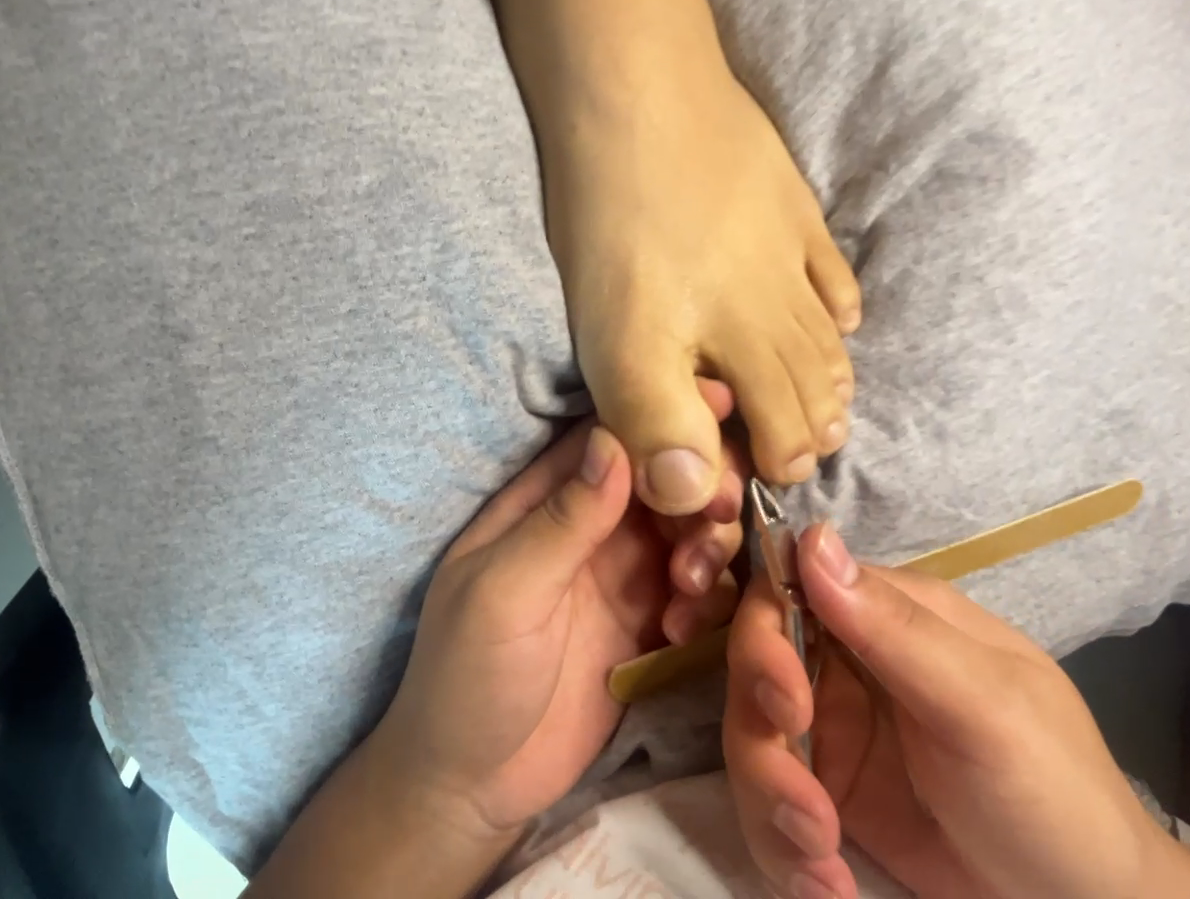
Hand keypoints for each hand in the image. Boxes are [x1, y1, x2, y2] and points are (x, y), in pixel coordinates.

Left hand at [366, 403, 739, 843]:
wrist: (473, 784)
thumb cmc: (469, 675)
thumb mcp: (505, 592)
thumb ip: (561, 521)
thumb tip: (614, 440)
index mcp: (538, 504)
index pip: (605, 439)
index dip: (660, 418)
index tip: (720, 405)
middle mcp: (585, 530)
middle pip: (659, 481)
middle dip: (697, 487)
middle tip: (719, 511)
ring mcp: (617, 578)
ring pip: (685, 531)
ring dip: (705, 544)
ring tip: (690, 584)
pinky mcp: (644, 626)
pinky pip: (694, 590)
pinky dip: (704, 597)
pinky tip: (681, 628)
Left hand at [483, 0, 859, 516]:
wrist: (634, 84)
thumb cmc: (616, 221)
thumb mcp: (618, 337)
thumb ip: (659, 420)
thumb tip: (697, 496)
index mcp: (745, 342)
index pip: (785, 428)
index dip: (779, 464)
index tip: (771, 481)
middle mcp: (784, 301)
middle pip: (815, 383)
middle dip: (811, 428)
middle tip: (805, 453)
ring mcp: (792, 245)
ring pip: (828, 332)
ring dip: (830, 377)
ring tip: (829, 406)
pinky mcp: (786, 198)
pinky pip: (831, 267)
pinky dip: (838, 305)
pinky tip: (843, 315)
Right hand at [724, 525, 1189, 898]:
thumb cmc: (1054, 794)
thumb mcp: (985, 707)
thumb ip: (896, 628)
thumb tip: (812, 536)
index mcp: (887, 619)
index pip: (787, 594)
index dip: (763, 641)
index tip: (783, 707)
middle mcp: (845, 664)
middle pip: (752, 674)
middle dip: (764, 744)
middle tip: (807, 811)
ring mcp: (830, 731)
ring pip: (750, 744)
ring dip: (772, 808)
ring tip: (822, 863)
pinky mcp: (822, 792)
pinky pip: (766, 806)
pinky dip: (783, 849)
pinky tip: (826, 886)